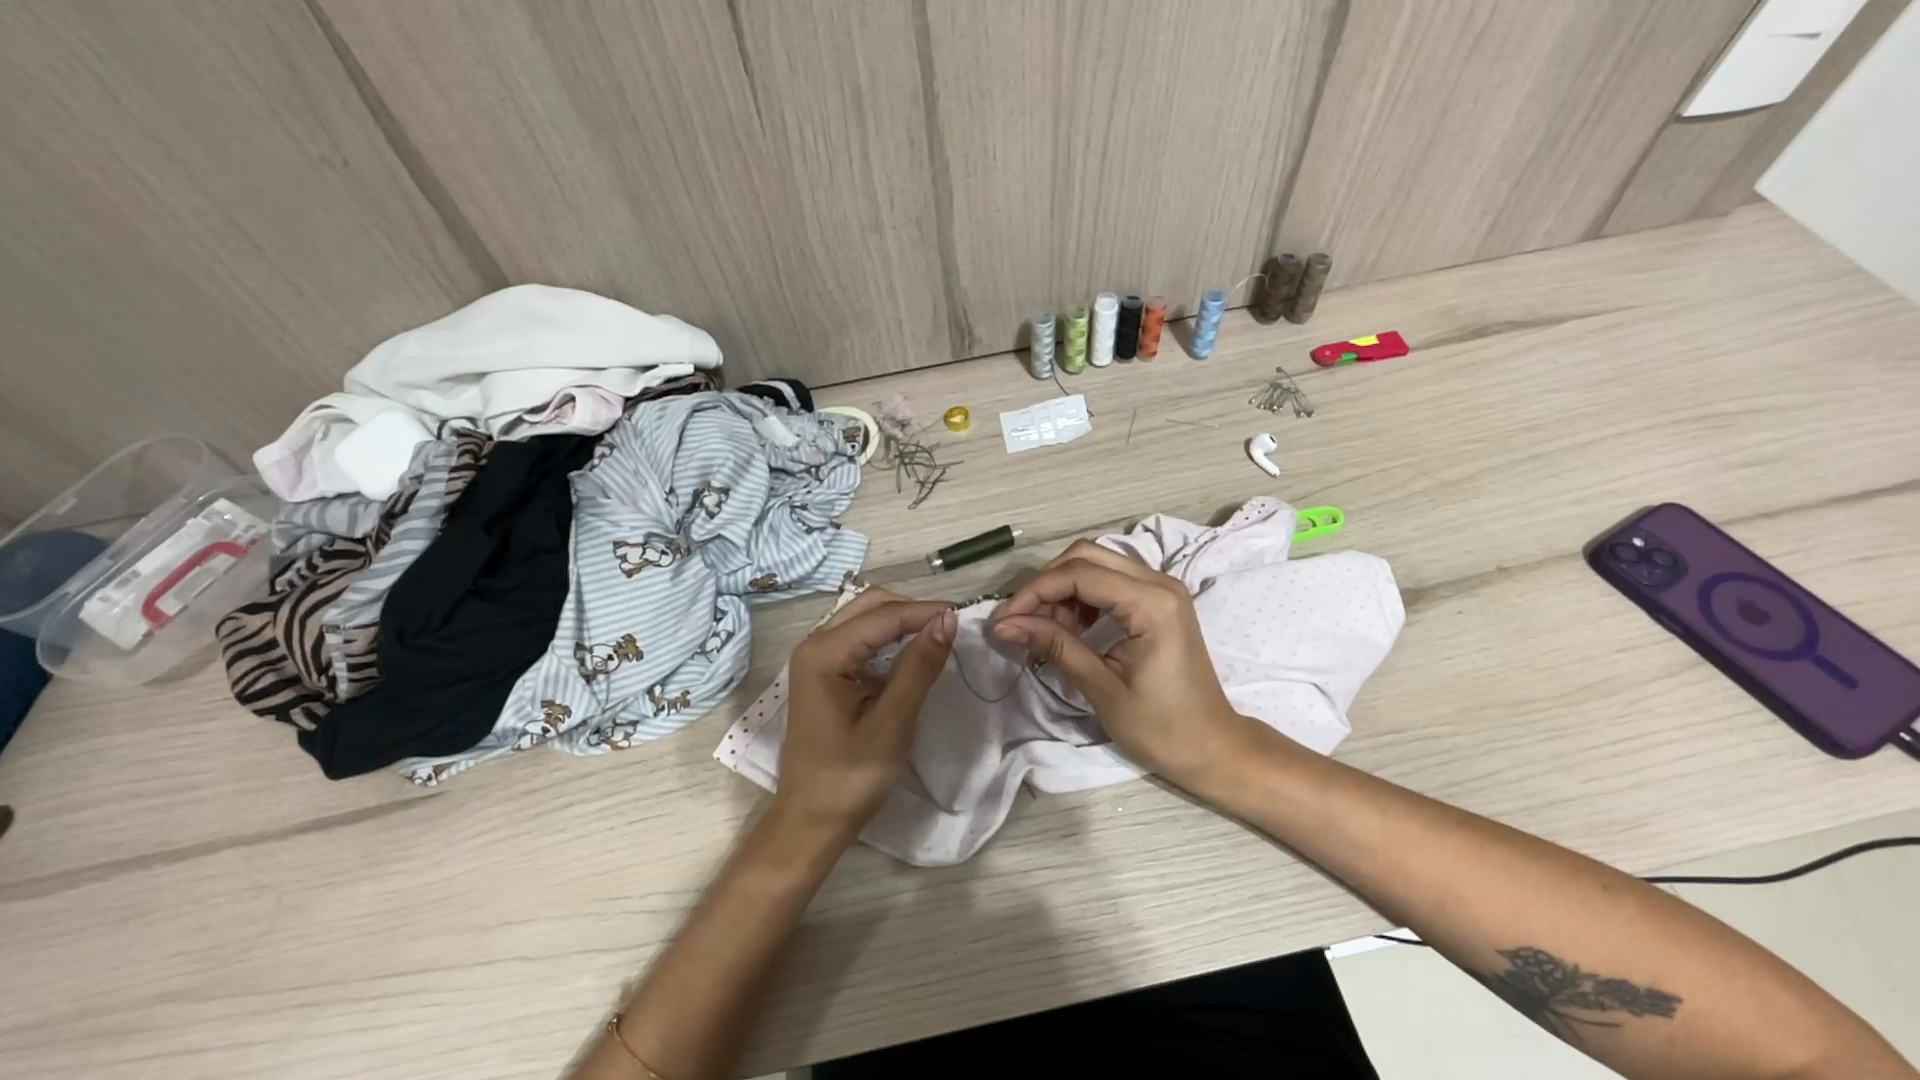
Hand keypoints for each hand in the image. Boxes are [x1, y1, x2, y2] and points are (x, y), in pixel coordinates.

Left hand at [776, 589, 956, 837]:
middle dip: (913, 610)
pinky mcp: (824, 674)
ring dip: (902, 622)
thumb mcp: (892, 722)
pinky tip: (913, 655)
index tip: (967, 617)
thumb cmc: (850, 777)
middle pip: (871, 605)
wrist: (811, 820)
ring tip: (939, 638)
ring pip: (865, 620)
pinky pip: (860, 641)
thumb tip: (947, 621)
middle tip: (953, 627)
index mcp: (825, 653)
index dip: (926, 612)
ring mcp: (816, 659)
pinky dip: (888, 640)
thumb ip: (919, 667)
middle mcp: (815, 645)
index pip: (885, 615)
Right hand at [991, 541, 1257, 790]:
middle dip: (1046, 584)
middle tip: (1021, 622)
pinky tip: (1070, 627)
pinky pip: (1112, 580)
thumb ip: (1056, 647)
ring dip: (1063, 589)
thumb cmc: (1161, 728)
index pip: (1079, 574)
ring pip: (1097, 563)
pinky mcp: (1160, 601)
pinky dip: (1083, 596)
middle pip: (1086, 556)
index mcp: (1151, 603)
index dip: (1034, 592)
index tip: (1003, 621)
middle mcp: (1160, 583)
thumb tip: (1006, 625)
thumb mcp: (1102, 689)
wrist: (1212, 747)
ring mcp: (1163, 589)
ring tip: (1042, 629)